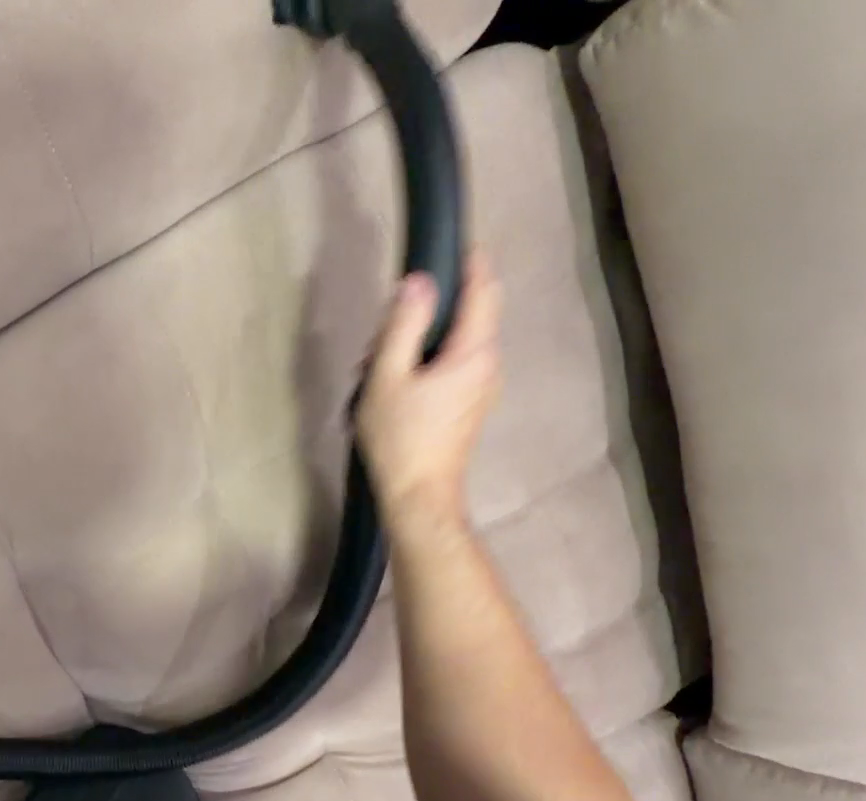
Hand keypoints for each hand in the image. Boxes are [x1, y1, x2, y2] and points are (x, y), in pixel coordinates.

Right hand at [356, 251, 503, 529]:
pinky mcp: (469, 407)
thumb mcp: (388, 377)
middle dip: (432, 309)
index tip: (462, 242)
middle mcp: (488, 365)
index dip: (473, 264)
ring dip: (421, 341)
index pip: (483, 292)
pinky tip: (392, 383)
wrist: (419, 494)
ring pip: (456, 345)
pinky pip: (452, 367)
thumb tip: (417, 282)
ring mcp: (482, 389)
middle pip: (469, 318)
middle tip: (384, 326)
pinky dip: (425, 362)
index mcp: (474, 352)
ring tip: (376, 363)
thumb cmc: (400, 436)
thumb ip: (402, 326)